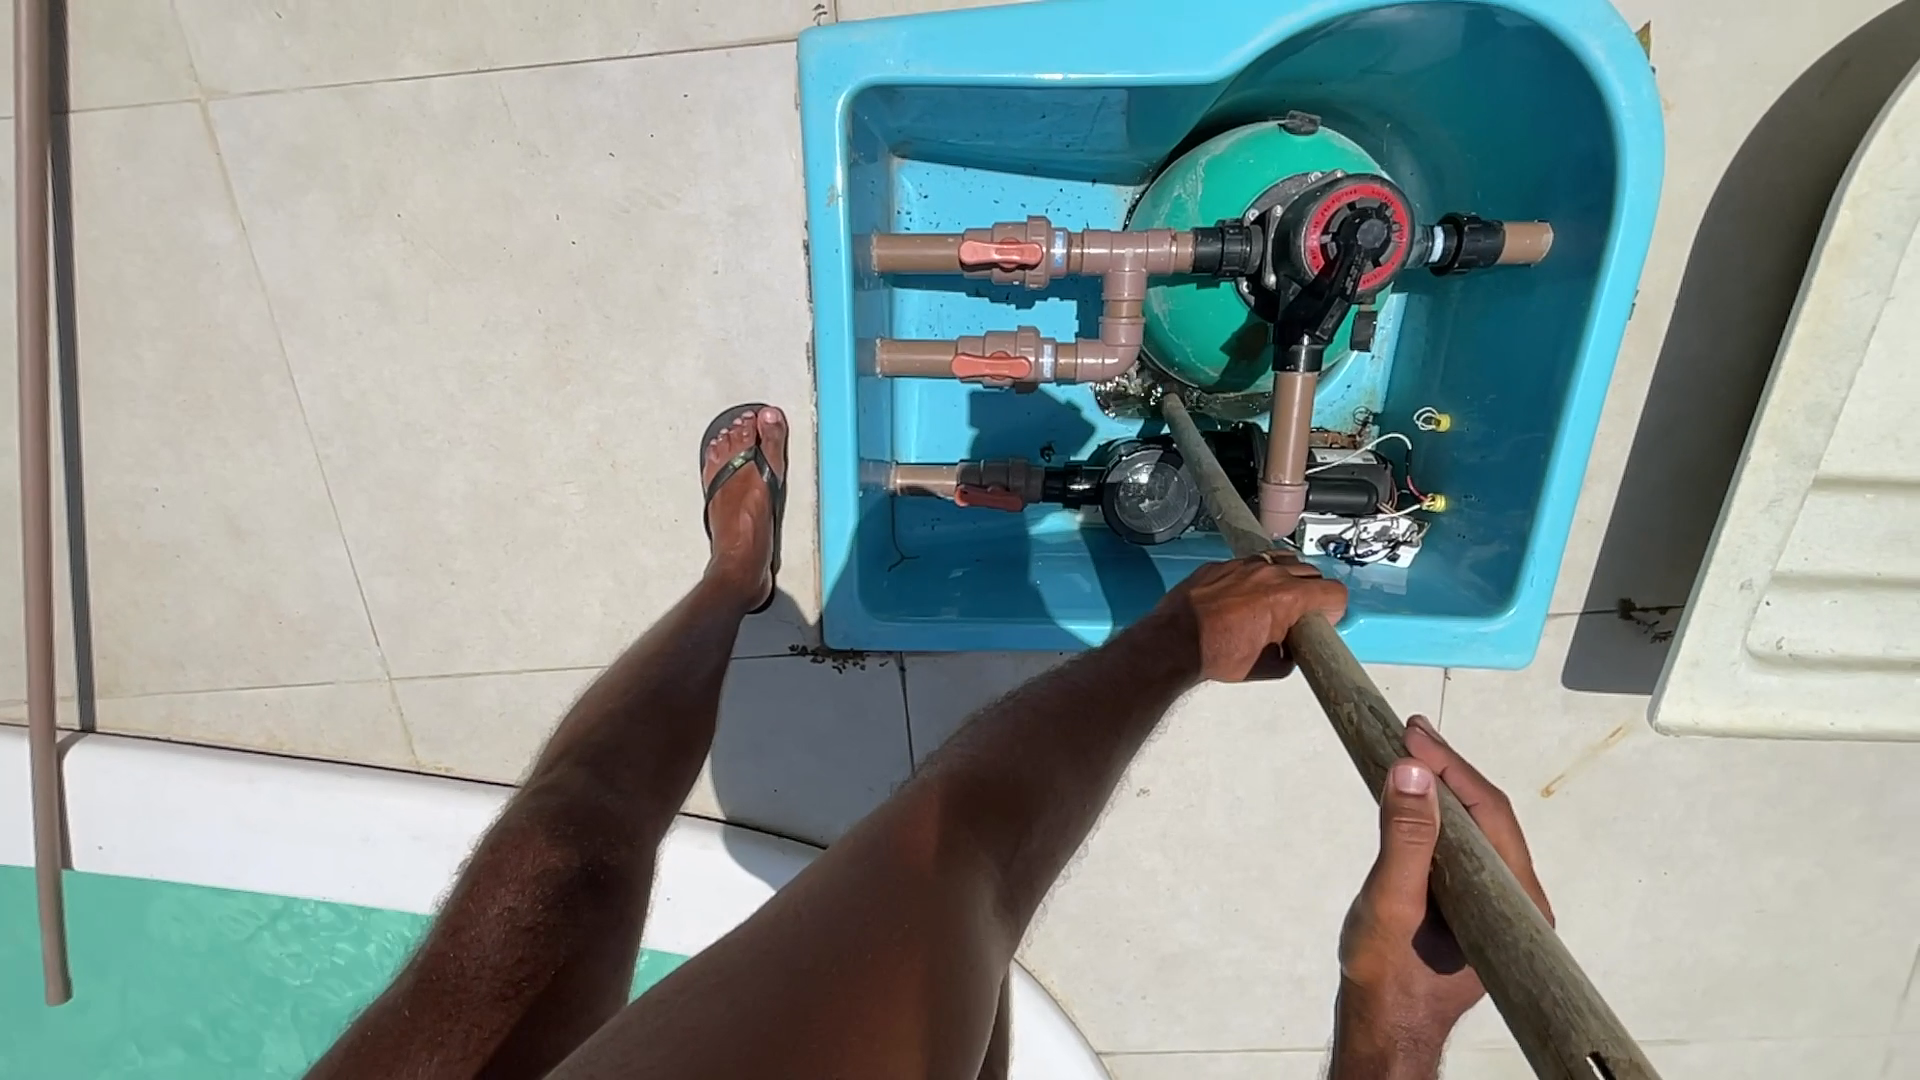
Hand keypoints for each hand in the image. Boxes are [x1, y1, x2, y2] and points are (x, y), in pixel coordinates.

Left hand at [1150, 553, 1347, 682]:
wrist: (1174, 642)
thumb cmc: (1217, 654)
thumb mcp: (1268, 666)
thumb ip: (1290, 653)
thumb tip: (1290, 648)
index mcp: (1288, 597)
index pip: (1333, 592)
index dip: (1333, 609)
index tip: (1323, 619)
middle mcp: (1268, 573)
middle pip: (1310, 572)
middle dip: (1311, 592)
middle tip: (1299, 613)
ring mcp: (1241, 564)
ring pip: (1279, 560)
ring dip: (1285, 577)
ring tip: (1274, 599)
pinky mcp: (1218, 565)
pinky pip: (1247, 563)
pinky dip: (1252, 576)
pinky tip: (1242, 595)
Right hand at [1331, 716, 1551, 1076]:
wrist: (1383, 1024)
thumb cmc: (1385, 970)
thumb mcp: (1390, 902)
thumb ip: (1404, 838)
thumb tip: (1410, 770)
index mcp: (1514, 900)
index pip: (1488, 812)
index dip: (1450, 766)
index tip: (1409, 732)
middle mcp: (1517, 898)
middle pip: (1488, 816)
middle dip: (1447, 768)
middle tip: (1407, 729)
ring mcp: (1497, 902)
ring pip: (1476, 828)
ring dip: (1442, 786)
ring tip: (1407, 751)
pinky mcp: (1474, 904)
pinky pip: (1461, 844)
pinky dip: (1436, 810)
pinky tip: (1413, 795)